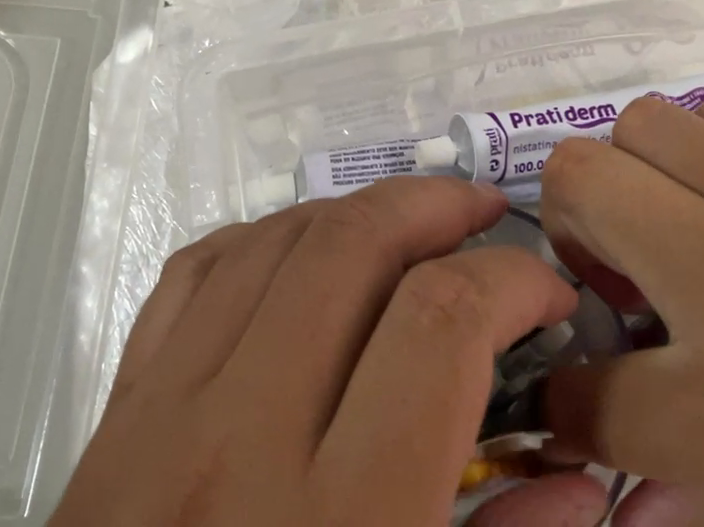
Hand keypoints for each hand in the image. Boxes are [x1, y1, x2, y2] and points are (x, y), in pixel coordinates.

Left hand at [54, 176, 576, 526]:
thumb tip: (582, 474)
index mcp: (344, 515)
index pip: (439, 325)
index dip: (511, 281)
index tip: (548, 291)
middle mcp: (245, 439)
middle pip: (349, 250)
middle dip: (432, 206)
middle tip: (484, 213)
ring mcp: (167, 411)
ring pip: (272, 243)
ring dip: (354, 211)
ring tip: (408, 221)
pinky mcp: (121, 407)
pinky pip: (195, 273)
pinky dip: (262, 238)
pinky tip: (303, 252)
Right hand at [538, 98, 703, 526]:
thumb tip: (635, 466)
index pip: (583, 395)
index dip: (557, 404)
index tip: (568, 401)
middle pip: (577, 181)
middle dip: (563, 224)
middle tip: (606, 272)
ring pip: (644, 125)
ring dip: (627, 170)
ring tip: (662, 224)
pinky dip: (699, 150)